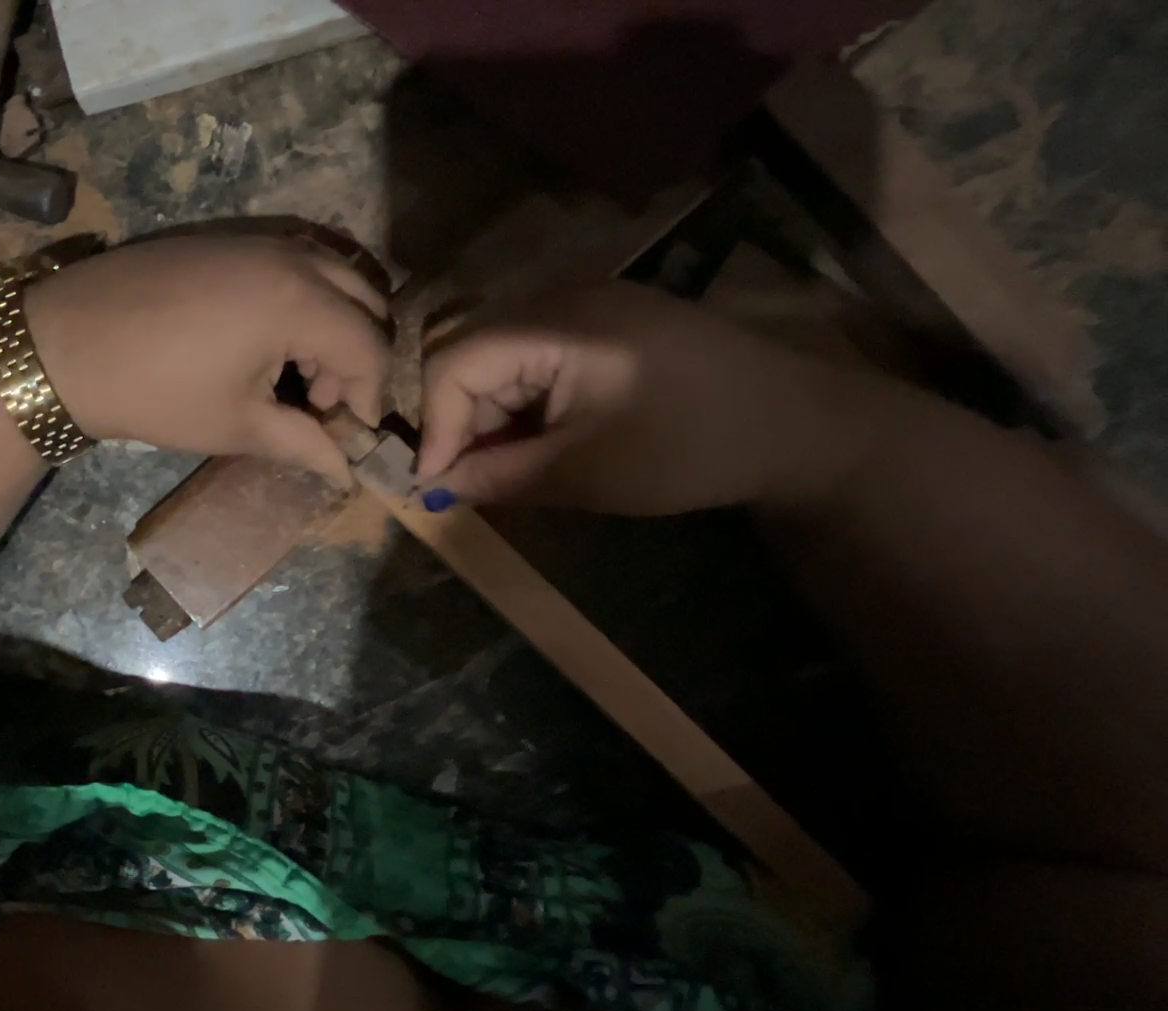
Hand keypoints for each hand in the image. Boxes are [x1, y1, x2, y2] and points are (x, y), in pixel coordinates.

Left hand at [24, 236, 389, 481]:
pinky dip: (303, 299)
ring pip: (333, 274)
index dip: (370, 396)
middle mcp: (290, 256)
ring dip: (333, 324)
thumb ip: (302, 443)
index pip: (370, 347)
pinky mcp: (226, 238)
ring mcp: (257, 240)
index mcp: (298, 301)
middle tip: (321, 401)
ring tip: (293, 373)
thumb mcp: (235, 425)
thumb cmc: (155, 392)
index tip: (349, 433)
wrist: (63, 344)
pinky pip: (294, 261)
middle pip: (365, 300)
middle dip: (357, 356)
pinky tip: (266, 339)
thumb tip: (345, 472)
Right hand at [415, 282, 896, 514]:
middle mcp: (565, 299)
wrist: (803, 428)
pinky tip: (539, 439)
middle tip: (470, 478)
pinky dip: (521, 402)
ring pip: (499, 357)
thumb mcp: (584, 473)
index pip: (455, 361)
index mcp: (560, 325)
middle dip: (460, 420)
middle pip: (472, 353)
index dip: (435, 424)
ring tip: (506, 465)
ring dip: (489, 414)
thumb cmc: (691, 450)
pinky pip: (533, 357)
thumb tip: (431, 487)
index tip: (437, 483)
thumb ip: (497, 477)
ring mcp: (587, 306)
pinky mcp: (604, 324)